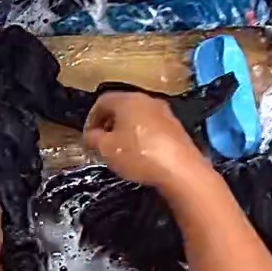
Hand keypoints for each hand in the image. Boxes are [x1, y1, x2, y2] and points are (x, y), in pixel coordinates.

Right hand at [84, 90, 213, 192]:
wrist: (182, 171)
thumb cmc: (138, 155)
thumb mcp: (105, 149)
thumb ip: (92, 138)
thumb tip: (91, 135)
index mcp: (127, 100)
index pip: (102, 101)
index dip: (91, 119)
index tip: (89, 136)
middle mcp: (147, 100)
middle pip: (121, 107)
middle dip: (109, 124)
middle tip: (103, 143)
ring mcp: (165, 113)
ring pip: (138, 116)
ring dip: (126, 130)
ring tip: (122, 150)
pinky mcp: (177, 128)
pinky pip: (153, 127)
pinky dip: (143, 136)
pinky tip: (142, 154)